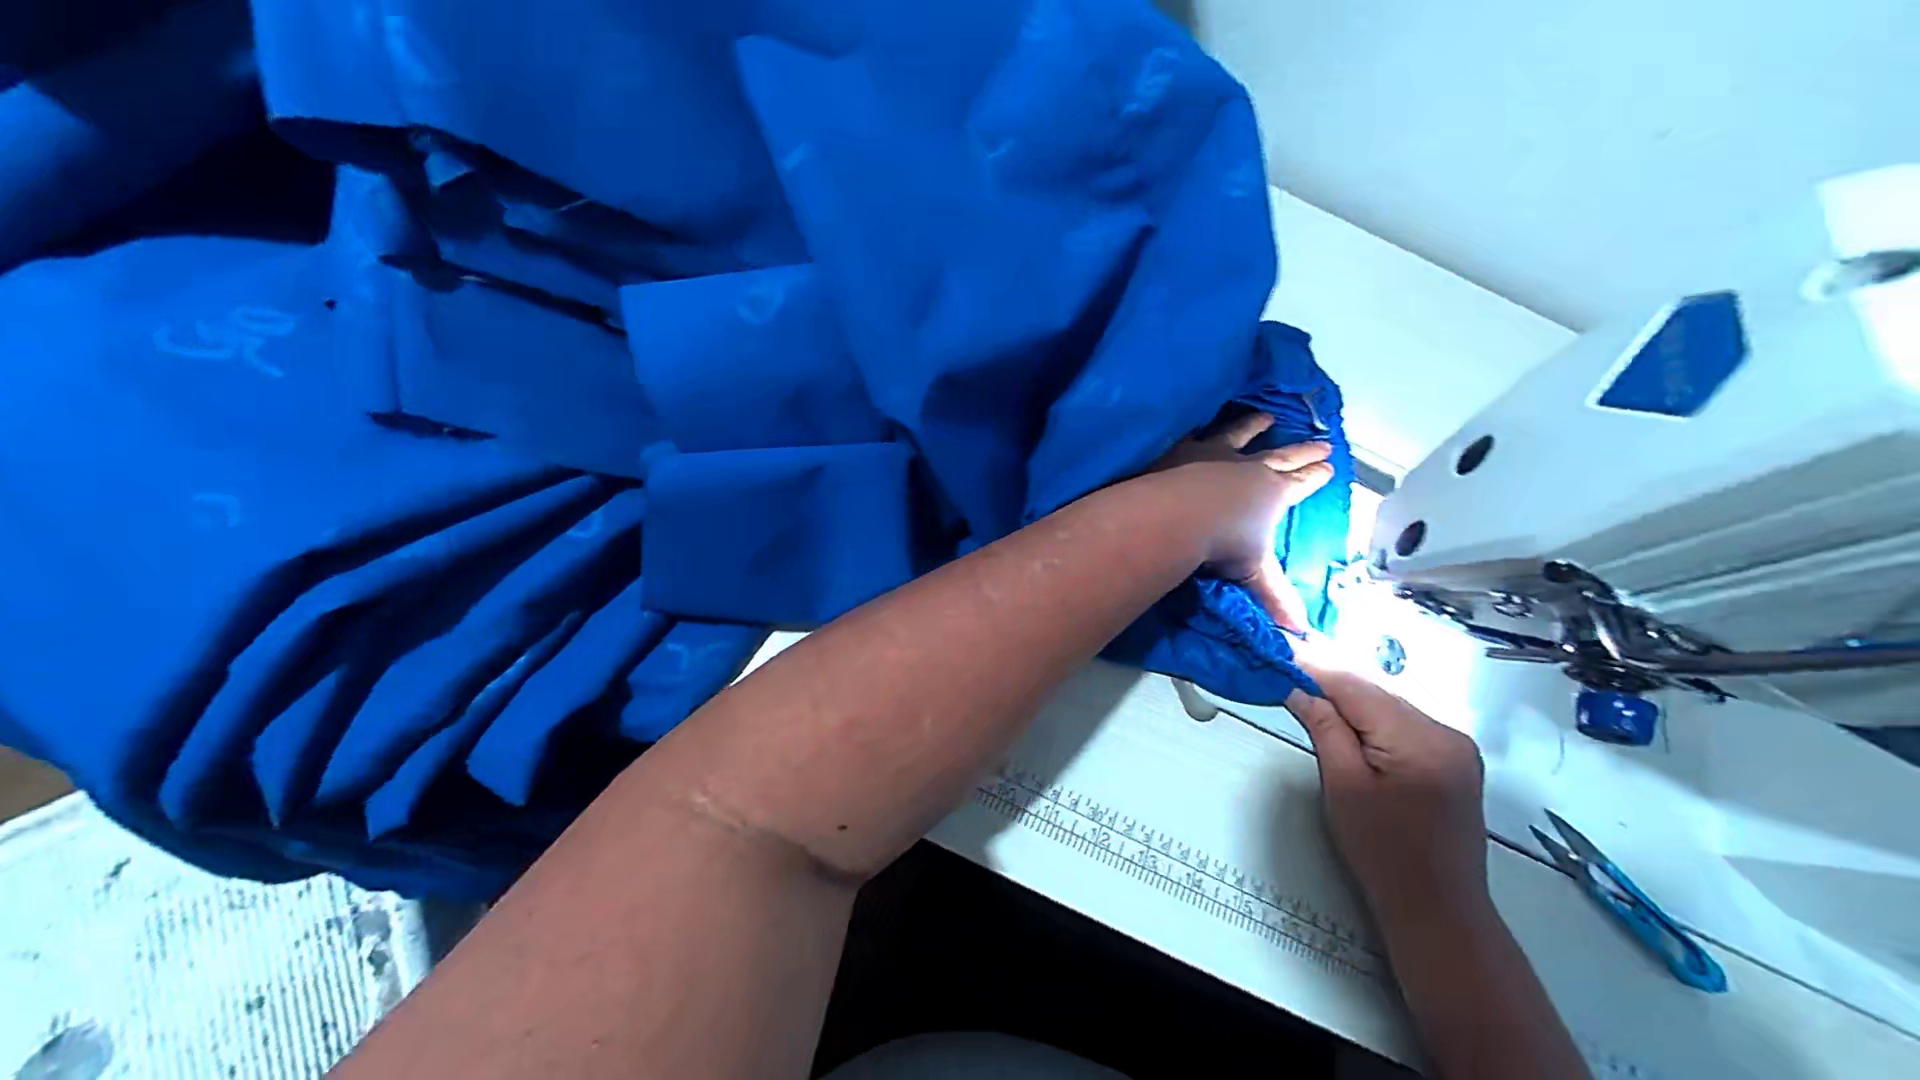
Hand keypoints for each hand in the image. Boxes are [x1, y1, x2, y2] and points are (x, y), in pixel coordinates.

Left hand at [1148, 412, 1334, 632]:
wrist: (1174, 514)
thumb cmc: (1218, 544)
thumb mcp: (1252, 573)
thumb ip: (1275, 597)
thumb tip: (1300, 634)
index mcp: (1272, 494)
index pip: (1302, 483)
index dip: (1316, 476)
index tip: (1329, 466)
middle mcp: (1248, 467)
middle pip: (1282, 455)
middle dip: (1303, 451)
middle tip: (1320, 441)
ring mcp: (1213, 453)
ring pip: (1241, 433)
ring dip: (1253, 425)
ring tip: (1265, 415)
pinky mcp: (1181, 448)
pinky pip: (1196, 431)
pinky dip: (1201, 424)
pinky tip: (1199, 420)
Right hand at [1283, 640, 1490, 926]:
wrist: (1438, 907)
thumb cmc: (1382, 851)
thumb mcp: (1343, 786)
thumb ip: (1324, 728)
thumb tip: (1298, 686)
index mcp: (1420, 740)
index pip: (1356, 687)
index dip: (1314, 664)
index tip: (1279, 643)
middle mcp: (1445, 731)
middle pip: (1374, 689)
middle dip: (1329, 672)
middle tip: (1286, 651)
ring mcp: (1453, 742)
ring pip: (1387, 700)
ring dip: (1347, 688)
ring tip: (1305, 670)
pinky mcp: (1451, 754)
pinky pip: (1400, 717)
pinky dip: (1367, 708)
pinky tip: (1341, 702)